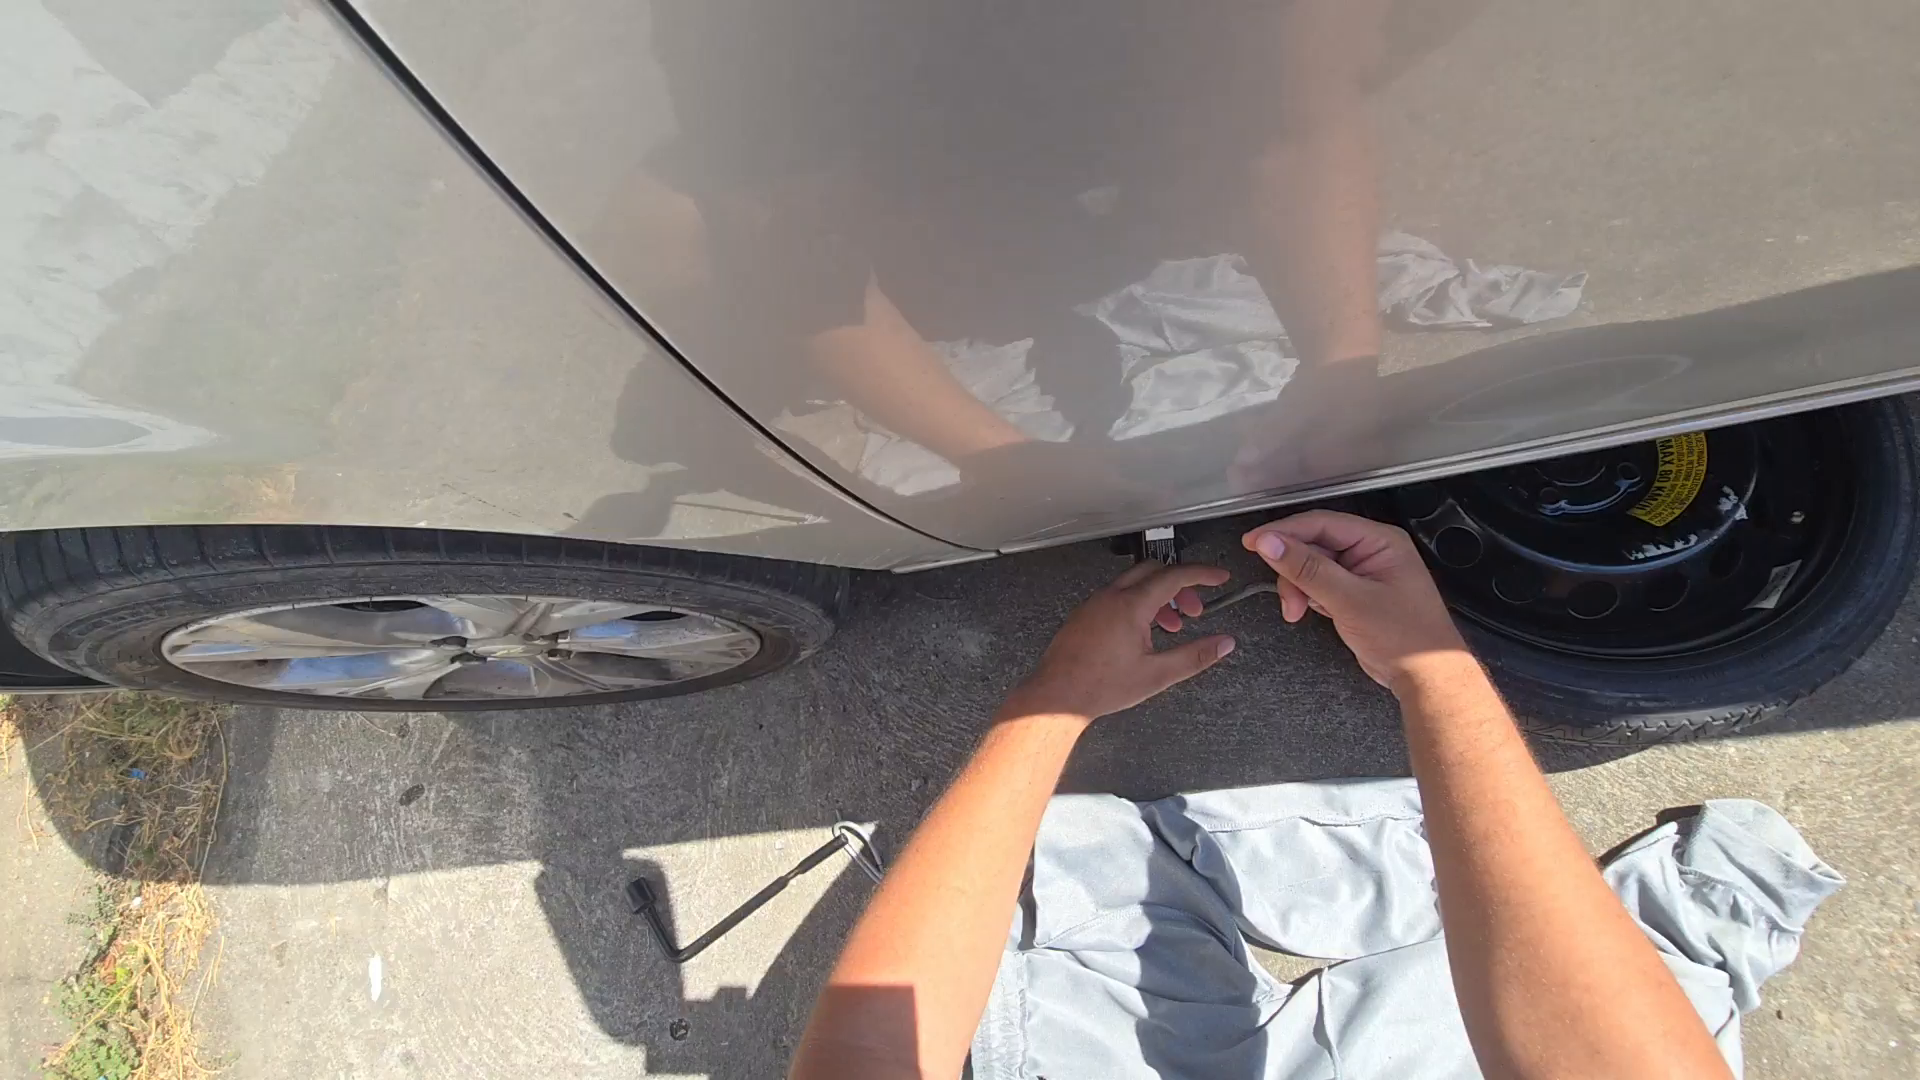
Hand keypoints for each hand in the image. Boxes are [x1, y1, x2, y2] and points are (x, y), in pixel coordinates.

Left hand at [1002, 562, 1236, 721]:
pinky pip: (1117, 595)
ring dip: (1159, 596)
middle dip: (1181, 585)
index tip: (1218, 576)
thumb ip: (1195, 656)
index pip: (1175, 575)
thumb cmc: (1098, 686)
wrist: (1057, 696)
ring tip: (1172, 626)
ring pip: (1134, 583)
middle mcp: (1110, 597)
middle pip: (1154, 571)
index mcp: (1130, 605)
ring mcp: (1094, 603)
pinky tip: (1143, 632)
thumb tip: (1222, 644)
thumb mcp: (1157, 674)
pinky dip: (1138, 603)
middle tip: (1194, 608)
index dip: (1203, 574)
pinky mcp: (1085, 614)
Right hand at [1242, 510, 1466, 692]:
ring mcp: (1359, 572)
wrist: (1424, 678)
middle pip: (1311, 545)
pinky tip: (1307, 611)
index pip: (1319, 523)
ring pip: (1308, 566)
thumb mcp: (1349, 599)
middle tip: (1283, 592)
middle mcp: (1369, 551)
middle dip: (1291, 570)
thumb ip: (1306, 569)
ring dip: (1296, 587)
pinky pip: (1315, 583)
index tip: (1253, 542)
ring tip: (1296, 610)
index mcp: (1378, 541)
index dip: (1282, 532)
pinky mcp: (1350, 591)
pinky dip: (1305, 596)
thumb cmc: (1406, 638)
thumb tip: (1271, 543)